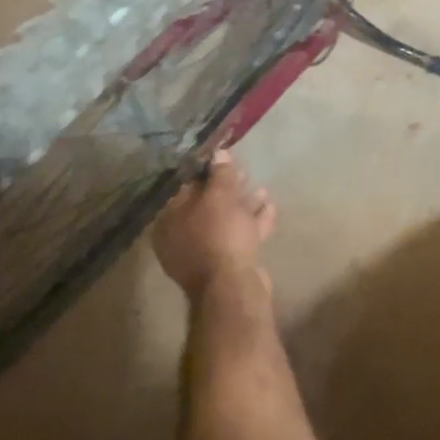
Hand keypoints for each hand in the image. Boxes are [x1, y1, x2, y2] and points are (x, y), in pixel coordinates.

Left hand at [151, 152, 276, 296]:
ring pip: (224, 221)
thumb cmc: (218, 235)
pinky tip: (269, 208)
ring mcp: (203, 253)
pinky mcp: (225, 264)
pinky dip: (252, 222)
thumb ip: (220, 173)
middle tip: (244, 170)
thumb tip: (219, 152)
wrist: (233, 287)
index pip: (183, 187)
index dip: (204, 170)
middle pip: (205, 205)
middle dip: (226, 187)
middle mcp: (181, 237)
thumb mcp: (220, 197)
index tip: (222, 157)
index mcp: (169, 220)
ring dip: (243, 204)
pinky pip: (238, 236)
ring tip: (262, 188)